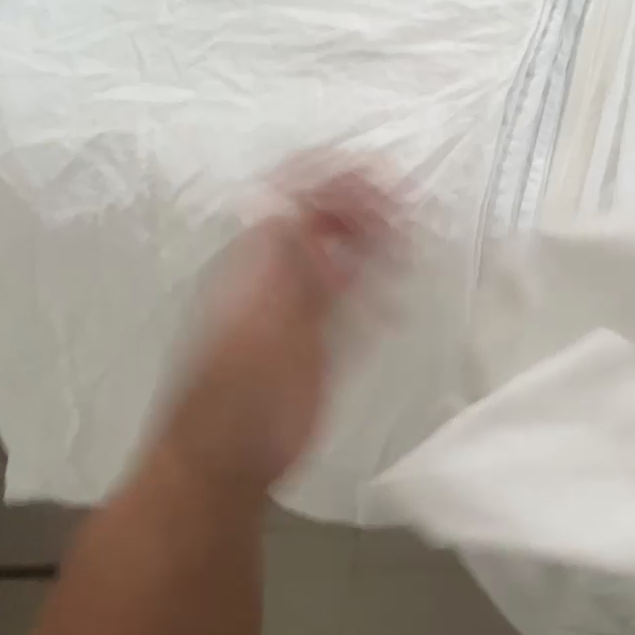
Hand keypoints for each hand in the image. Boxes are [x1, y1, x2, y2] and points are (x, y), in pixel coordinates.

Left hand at [150, 171, 395, 495]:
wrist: (223, 462)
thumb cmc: (238, 400)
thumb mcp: (263, 330)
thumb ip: (289, 269)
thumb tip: (302, 208)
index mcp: (257, 267)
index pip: (293, 203)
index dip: (333, 181)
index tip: (381, 172)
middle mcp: (277, 280)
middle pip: (322, 228)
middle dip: (363, 208)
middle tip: (410, 202)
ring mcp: (297, 312)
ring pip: (341, 264)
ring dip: (375, 247)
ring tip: (411, 238)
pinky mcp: (315, 345)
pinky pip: (348, 306)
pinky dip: (373, 293)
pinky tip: (393, 294)